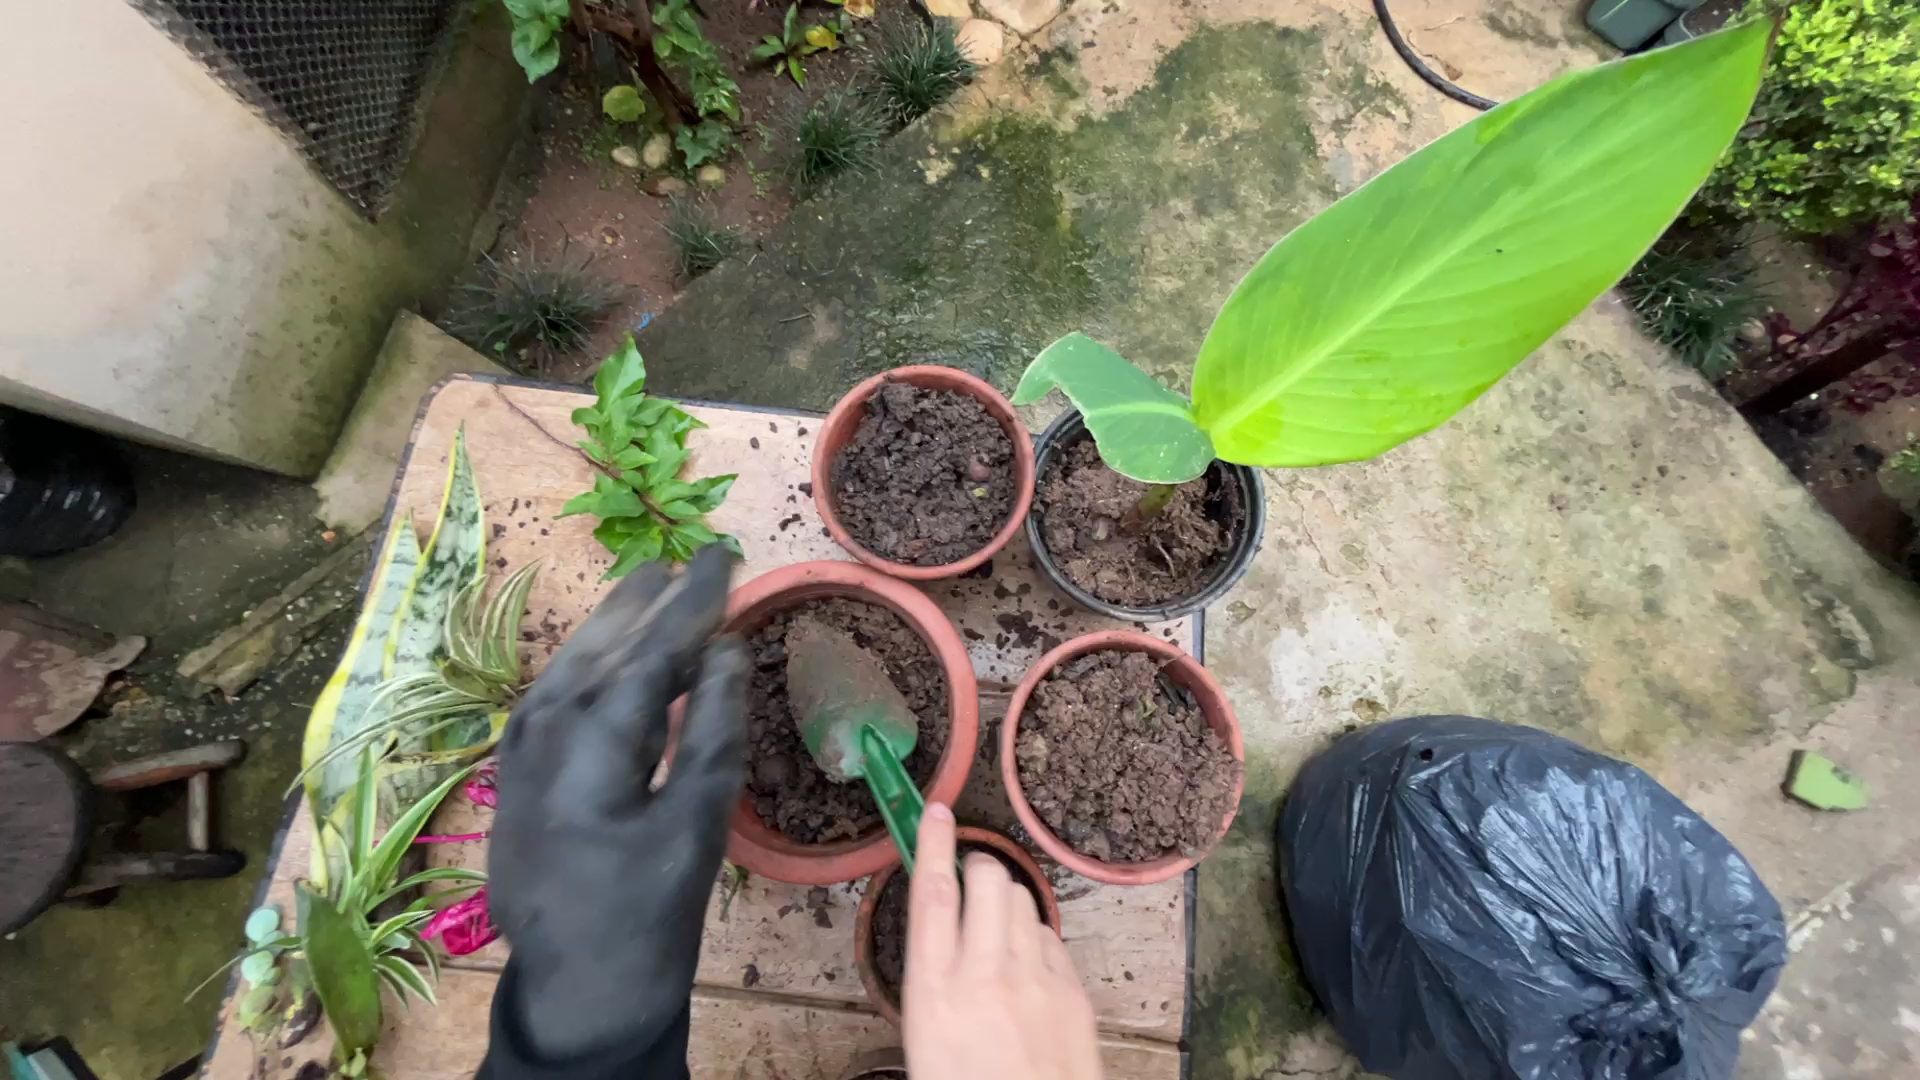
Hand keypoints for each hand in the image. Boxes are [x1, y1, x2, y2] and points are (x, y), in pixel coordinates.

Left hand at [486, 546, 746, 1060]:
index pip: (650, 653)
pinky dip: (592, 655)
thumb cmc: (652, 903)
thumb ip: (714, 727)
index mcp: (589, 749)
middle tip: (697, 560)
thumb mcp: (700, 820)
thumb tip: (727, 649)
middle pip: (606, 645)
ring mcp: (519, 749)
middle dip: (655, 599)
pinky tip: (610, 644)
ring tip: (655, 581)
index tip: (723, 558)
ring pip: (573, 660)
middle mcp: (542, 734)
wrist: (580, 983)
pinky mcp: (517, 765)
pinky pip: (557, 687)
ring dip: (618, 619)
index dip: (691, 603)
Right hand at [901, 804, 1102, 1079]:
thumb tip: (949, 919)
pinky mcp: (1073, 992)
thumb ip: (937, 972)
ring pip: (1021, 898)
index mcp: (934, 992)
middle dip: (979, 869)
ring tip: (999, 940)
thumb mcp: (927, 1037)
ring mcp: (1035, 981)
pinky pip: (1050, 935)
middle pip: (986, 879)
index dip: (931, 845)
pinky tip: (1028, 974)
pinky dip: (1034, 939)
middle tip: (972, 884)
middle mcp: (985, 976)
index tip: (934, 811)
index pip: (931, 895)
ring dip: (1005, 903)